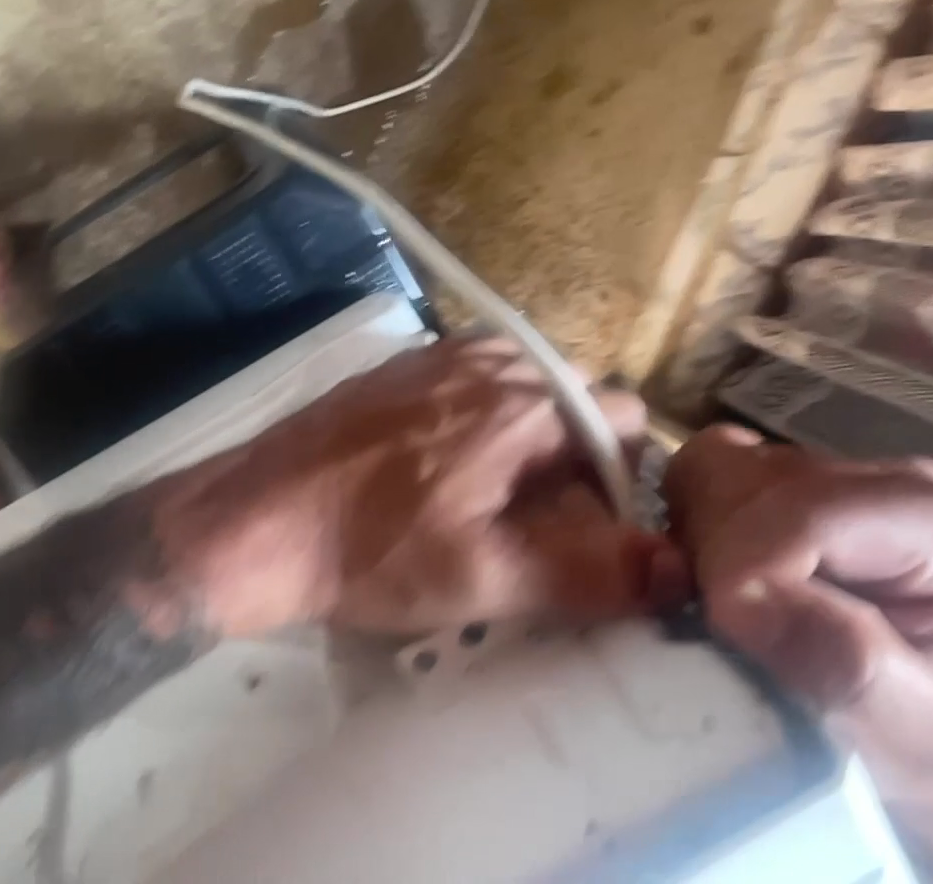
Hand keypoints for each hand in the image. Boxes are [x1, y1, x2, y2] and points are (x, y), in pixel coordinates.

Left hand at [162, 336, 689, 635]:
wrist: (256, 519)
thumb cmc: (369, 551)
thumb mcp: (484, 577)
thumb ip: (590, 573)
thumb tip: (676, 570)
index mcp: (522, 404)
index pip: (621, 421)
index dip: (617, 482)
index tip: (578, 529)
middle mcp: (488, 359)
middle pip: (571, 403)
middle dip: (569, 460)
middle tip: (525, 521)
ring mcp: (435, 356)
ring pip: (520, 390)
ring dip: (522, 439)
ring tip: (480, 499)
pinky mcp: (397, 367)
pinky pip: (469, 383)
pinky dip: (478, 420)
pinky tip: (434, 469)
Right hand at [663, 425, 932, 802]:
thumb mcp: (913, 730)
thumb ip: (841, 663)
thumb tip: (738, 599)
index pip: (812, 511)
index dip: (745, 565)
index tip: (721, 630)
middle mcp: (892, 479)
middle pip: (753, 477)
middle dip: (715, 551)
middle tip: (722, 628)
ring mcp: (833, 473)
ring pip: (717, 467)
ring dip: (693, 537)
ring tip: (718, 606)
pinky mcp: (783, 480)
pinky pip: (701, 475)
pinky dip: (685, 523)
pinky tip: (710, 576)